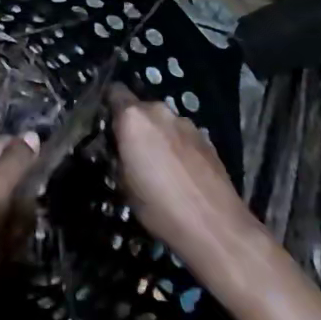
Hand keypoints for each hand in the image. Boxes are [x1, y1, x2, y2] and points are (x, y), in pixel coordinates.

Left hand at [0, 132, 40, 269]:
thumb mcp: (1, 181)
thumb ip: (19, 158)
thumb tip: (33, 134)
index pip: (14, 146)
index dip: (29, 167)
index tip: (37, 190)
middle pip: (6, 173)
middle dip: (18, 198)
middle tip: (20, 219)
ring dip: (8, 217)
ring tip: (8, 236)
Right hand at [111, 84, 256, 259]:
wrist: (215, 227)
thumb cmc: (159, 206)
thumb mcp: (124, 183)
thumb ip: (120, 154)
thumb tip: (121, 148)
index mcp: (134, 118)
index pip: (114, 92)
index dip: (108, 106)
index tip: (105, 123)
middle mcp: (160, 112)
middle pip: (141, 109)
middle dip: (135, 125)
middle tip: (131, 149)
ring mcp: (187, 124)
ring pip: (163, 123)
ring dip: (158, 135)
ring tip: (158, 163)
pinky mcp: (208, 140)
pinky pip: (182, 136)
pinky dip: (177, 146)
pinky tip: (180, 172)